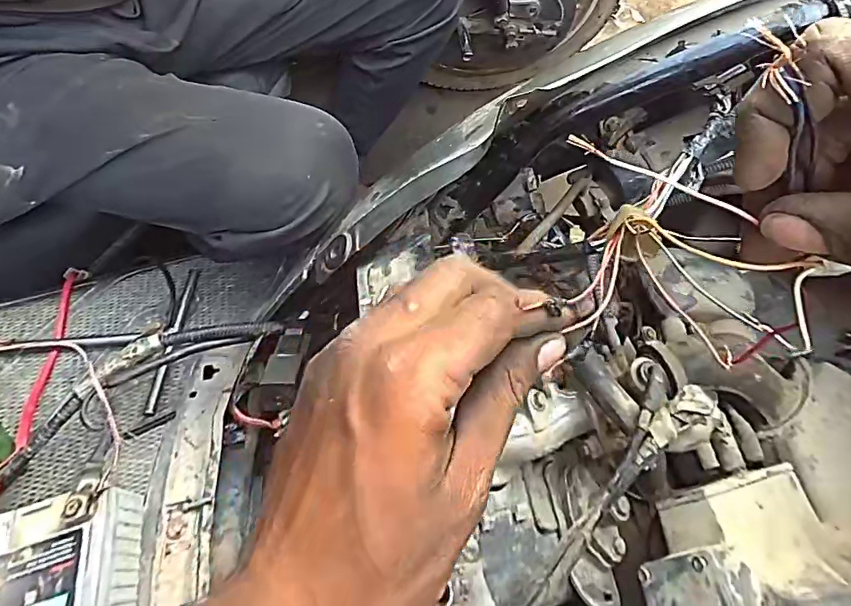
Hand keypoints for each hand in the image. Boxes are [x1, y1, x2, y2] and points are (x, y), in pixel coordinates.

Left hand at [210, 257, 567, 605]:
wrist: (296, 590)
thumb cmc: (369, 563)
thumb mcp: (462, 485)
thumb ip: (503, 400)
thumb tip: (537, 353)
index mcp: (403, 377)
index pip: (486, 310)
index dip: (531, 311)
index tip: (554, 320)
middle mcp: (365, 349)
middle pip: (449, 276)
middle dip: (498, 291)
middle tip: (531, 326)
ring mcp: (341, 351)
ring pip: (417, 286)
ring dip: (462, 301)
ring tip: (496, 342)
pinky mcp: (328, 362)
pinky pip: (387, 314)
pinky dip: (426, 318)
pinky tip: (449, 353)